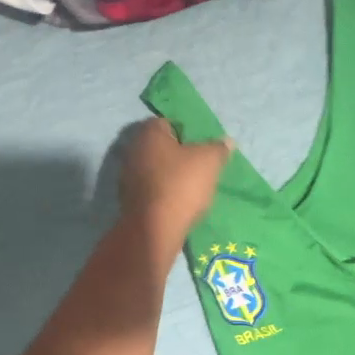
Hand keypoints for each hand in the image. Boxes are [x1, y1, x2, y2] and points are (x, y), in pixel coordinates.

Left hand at [119, 118, 231, 251]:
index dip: (188, 135)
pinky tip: (176, 206)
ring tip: (190, 191)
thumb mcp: (209, 162)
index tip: (201, 150)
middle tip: (198, 170)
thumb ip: (218, 148)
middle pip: (162, 149)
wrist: (154, 231)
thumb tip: (227, 141)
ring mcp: (127, 177)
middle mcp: (133, 150)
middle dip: (179, 157)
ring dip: (170, 178)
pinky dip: (162, 195)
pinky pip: (151, 191)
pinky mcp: (129, 201)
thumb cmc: (181, 186)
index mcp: (149, 132)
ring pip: (155, 171)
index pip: (170, 123)